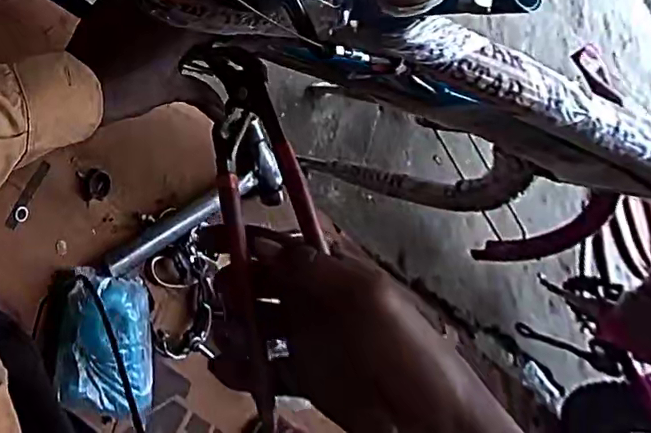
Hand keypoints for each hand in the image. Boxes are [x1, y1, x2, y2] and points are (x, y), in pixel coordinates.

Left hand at [65, 0, 214, 123]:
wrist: (81, 86)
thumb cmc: (125, 89)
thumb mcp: (169, 90)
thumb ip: (200, 93)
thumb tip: (220, 107)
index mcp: (178, 27)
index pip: (212, 21)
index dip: (220, 33)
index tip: (219, 42)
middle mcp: (155, 6)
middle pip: (184, 6)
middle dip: (191, 22)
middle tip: (191, 42)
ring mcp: (128, 0)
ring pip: (156, 0)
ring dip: (164, 15)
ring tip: (161, 36)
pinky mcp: (106, 2)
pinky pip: (129, 2)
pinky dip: (136, 13)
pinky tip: (135, 30)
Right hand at [210, 237, 520, 432]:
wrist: (442, 431)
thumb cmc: (414, 357)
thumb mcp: (367, 297)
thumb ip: (313, 266)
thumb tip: (263, 241)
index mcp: (329, 272)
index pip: (275, 244)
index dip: (240, 238)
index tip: (208, 239)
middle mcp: (313, 300)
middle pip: (257, 281)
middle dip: (231, 285)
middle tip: (220, 297)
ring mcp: (308, 339)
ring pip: (254, 323)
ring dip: (232, 326)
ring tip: (226, 339)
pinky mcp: (307, 378)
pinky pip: (265, 367)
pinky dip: (242, 368)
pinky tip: (229, 370)